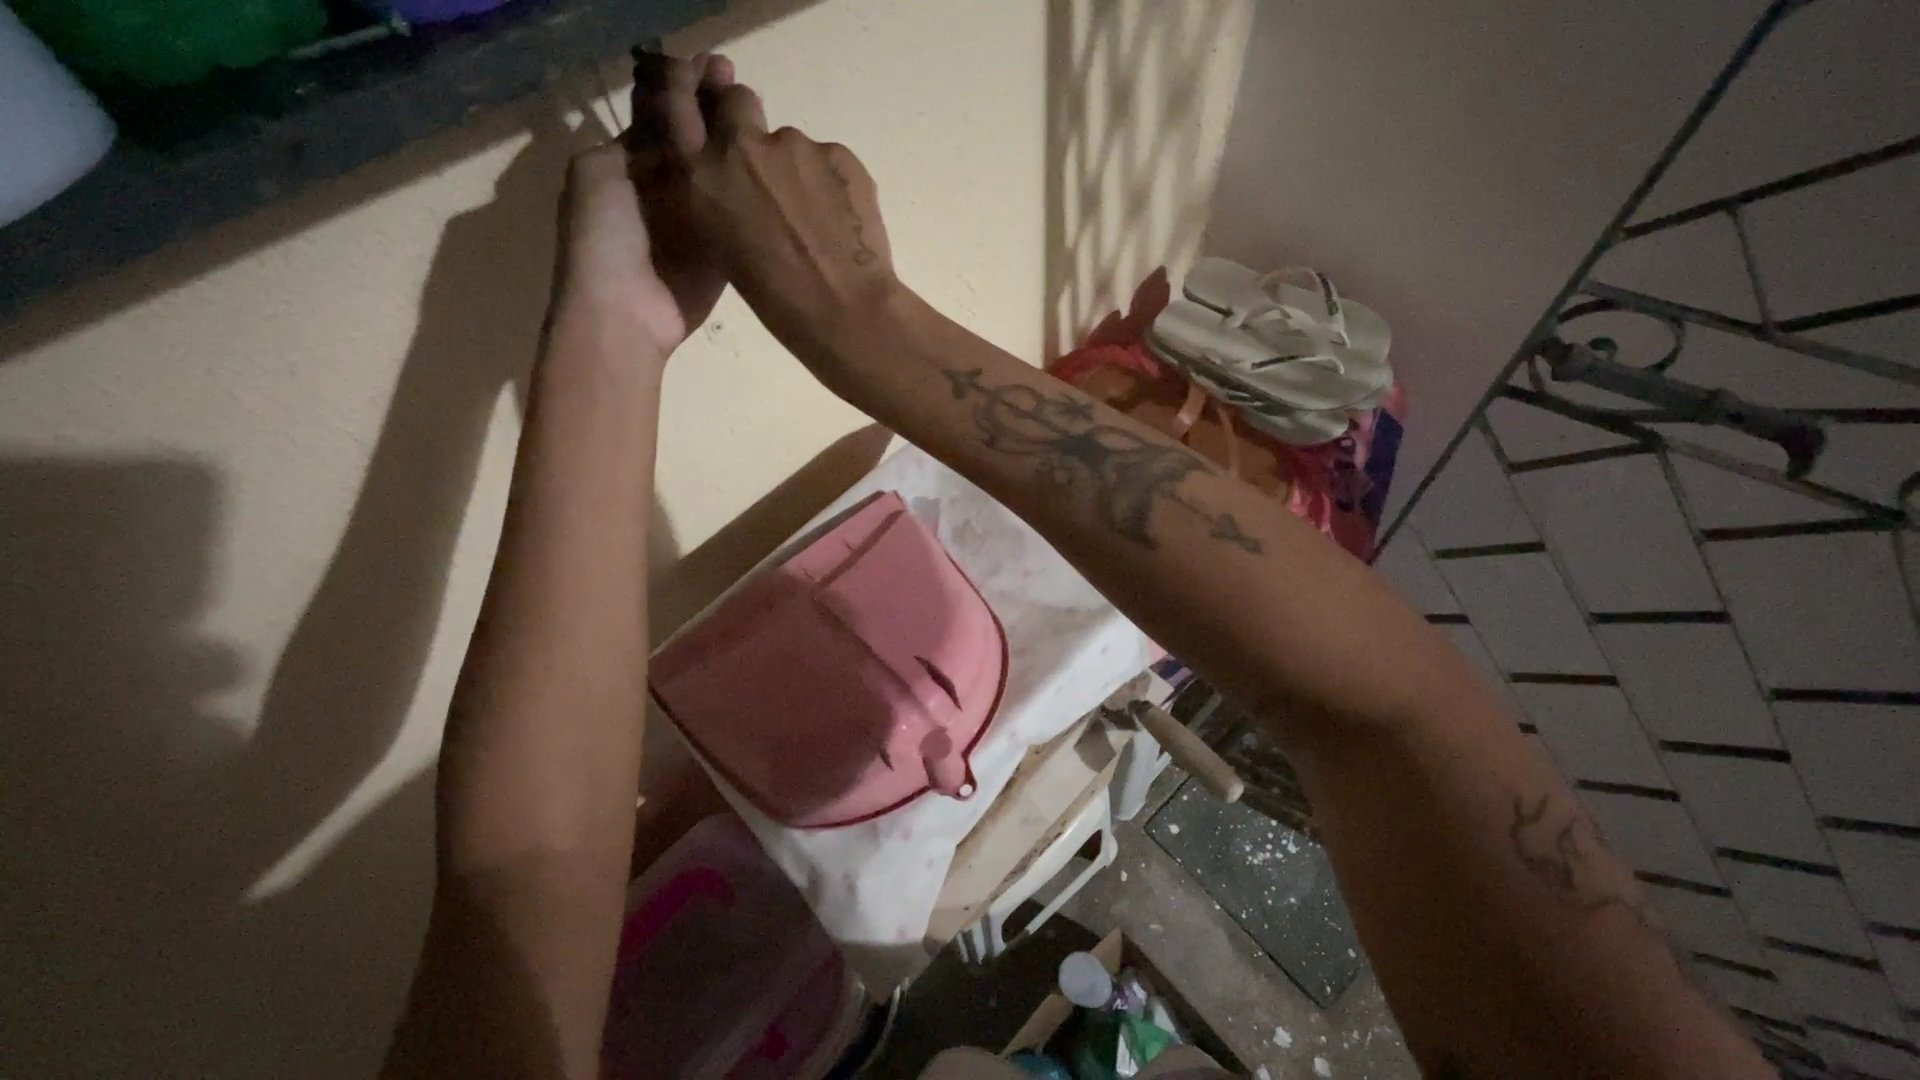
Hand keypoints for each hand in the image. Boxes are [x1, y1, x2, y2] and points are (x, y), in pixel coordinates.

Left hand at [550, 54, 734, 355]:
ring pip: (719, 171)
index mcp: (627, 161)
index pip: (661, 113)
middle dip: (714, 109)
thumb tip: (676, 119)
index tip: (715, 67)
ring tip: (761, 119)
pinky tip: (770, 166)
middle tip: (742, 85)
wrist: (625, 311)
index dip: (684, 86)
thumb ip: (638, 140)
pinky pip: (738, 212)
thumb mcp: (600, 172)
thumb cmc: (603, 238)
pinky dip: (752, 190)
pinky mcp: (722, 247)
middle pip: (694, 138)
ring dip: (737, 144)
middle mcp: (663, 184)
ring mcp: (696, 217)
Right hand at [678, 73, 901, 375]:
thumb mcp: (722, 246)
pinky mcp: (839, 153)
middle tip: (770, 172)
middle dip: (749, 124)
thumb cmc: (775, 297)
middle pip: (738, 102)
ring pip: (791, 144)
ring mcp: (794, 145)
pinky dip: (833, 184)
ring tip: (815, 220)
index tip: (712, 122)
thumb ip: (719, 199)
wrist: (843, 308)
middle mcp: (741, 147)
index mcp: (700, 175)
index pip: (682, 108)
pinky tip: (842, 223)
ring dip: (798, 169)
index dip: (700, 111)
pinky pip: (829, 161)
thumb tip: (734, 183)